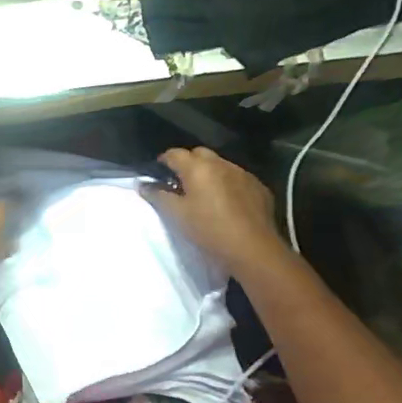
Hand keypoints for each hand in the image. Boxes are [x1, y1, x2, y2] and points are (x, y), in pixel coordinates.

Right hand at [145, 147, 288, 272]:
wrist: (252, 249)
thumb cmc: (208, 229)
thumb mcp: (176, 215)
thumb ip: (157, 196)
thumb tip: (143, 185)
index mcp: (198, 167)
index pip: (174, 154)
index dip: (163, 161)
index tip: (158, 174)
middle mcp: (221, 164)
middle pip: (199, 154)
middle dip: (187, 163)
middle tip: (180, 183)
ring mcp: (243, 174)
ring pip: (220, 165)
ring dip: (209, 173)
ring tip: (203, 193)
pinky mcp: (258, 187)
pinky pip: (237, 178)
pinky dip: (227, 183)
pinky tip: (226, 202)